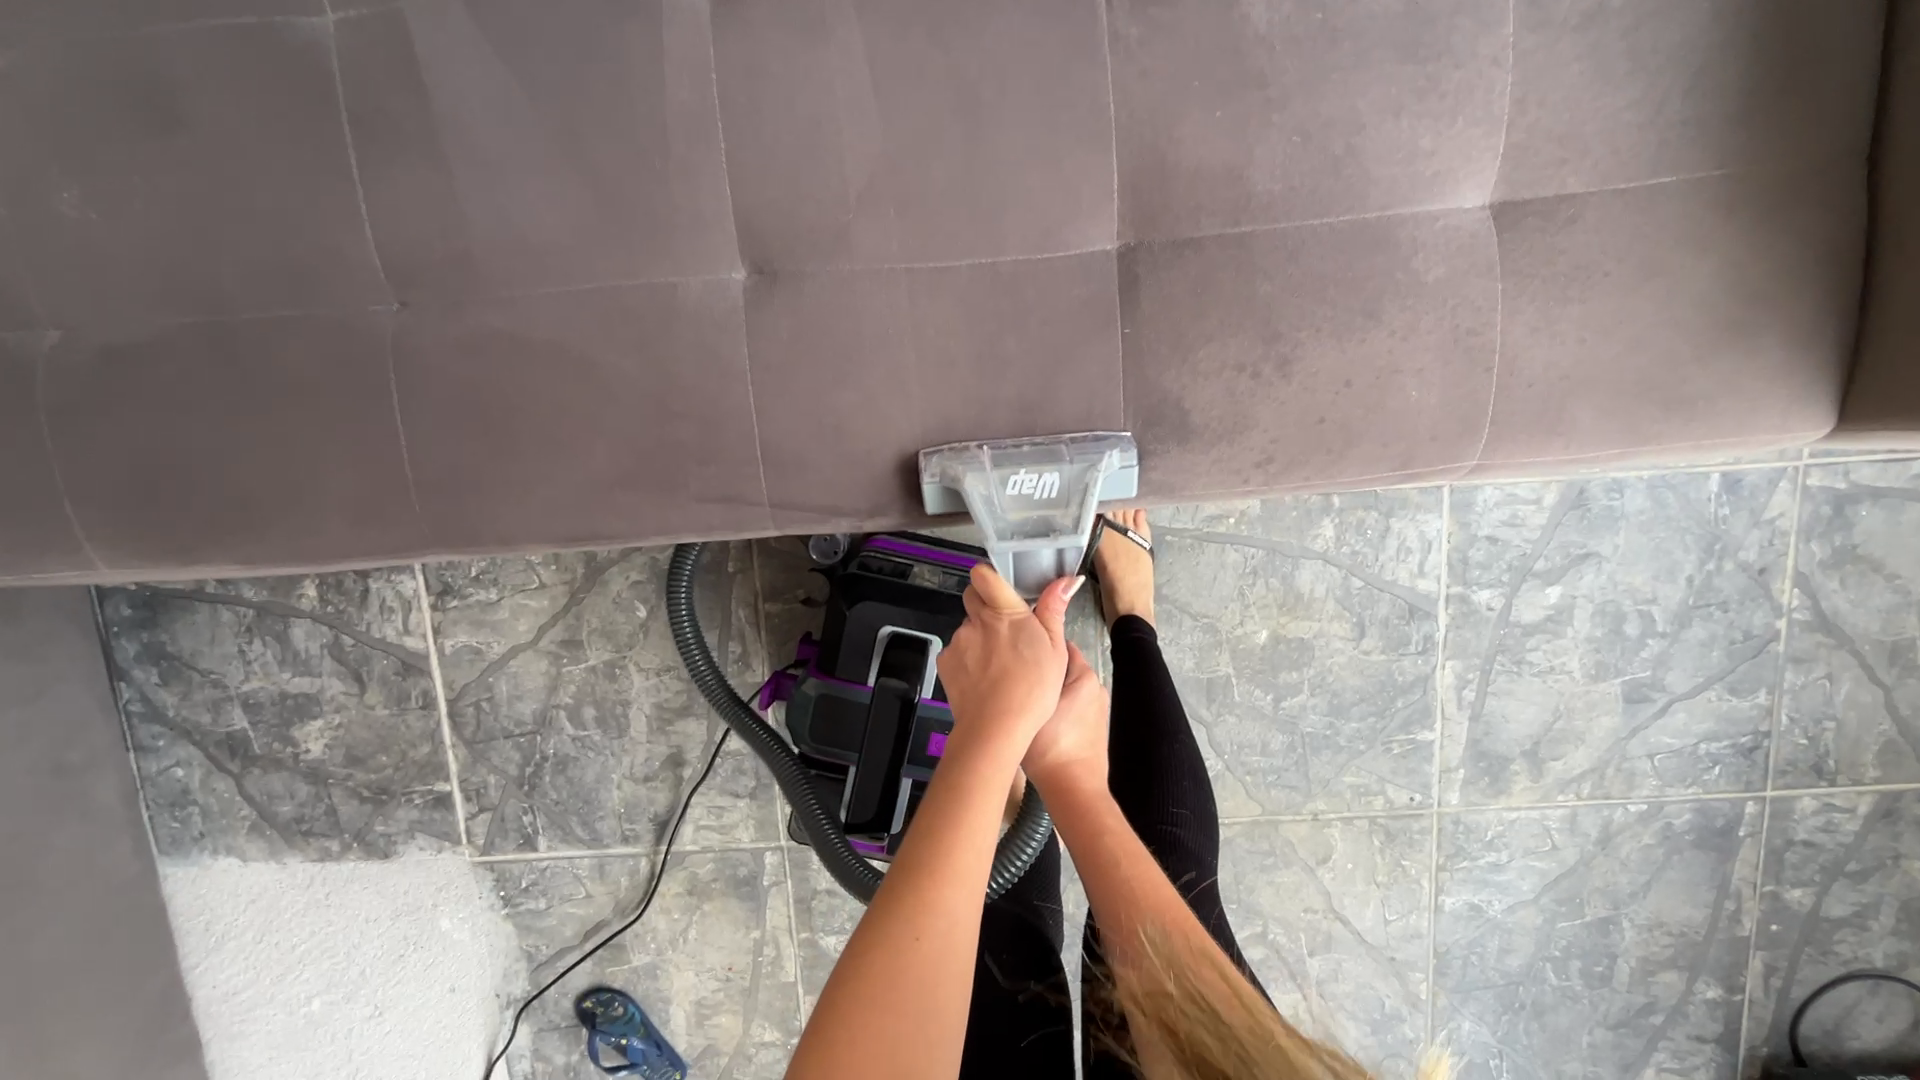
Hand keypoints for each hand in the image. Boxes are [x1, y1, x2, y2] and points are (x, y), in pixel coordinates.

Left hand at [935, 566, 1080, 758]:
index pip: (983, 575)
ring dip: (979, 637)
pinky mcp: (946, 661)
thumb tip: (1066, 580)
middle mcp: (977, 621)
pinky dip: (967, 660)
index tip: (1000, 588)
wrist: (996, 728)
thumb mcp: (1055, 649)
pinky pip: (956, 651)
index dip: (988, 577)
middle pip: (972, 597)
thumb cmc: (1032, 690)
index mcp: (1005, 612)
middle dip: (985, 606)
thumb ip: (1054, 609)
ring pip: (966, 627)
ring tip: (999, 664)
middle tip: (1005, 629)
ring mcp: (958, 641)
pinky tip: (984, 678)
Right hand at [1023, 642, 1108, 800]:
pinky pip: (1071, 706)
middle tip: (1014, 674)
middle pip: (1062, 667)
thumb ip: (1030, 677)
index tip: (1016, 650)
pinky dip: (1057, 707)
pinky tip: (1037, 718)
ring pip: (1065, 688)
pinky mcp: (1093, 727)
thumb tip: (1019, 658)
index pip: (1059, 646)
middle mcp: (1095, 687)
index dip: (1037, 644)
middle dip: (1042, 669)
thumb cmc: (1050, 744)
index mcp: (1084, 676)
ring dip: (1048, 689)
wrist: (1073, 789)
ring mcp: (1096, 709)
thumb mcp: (1035, 704)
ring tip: (1022, 697)